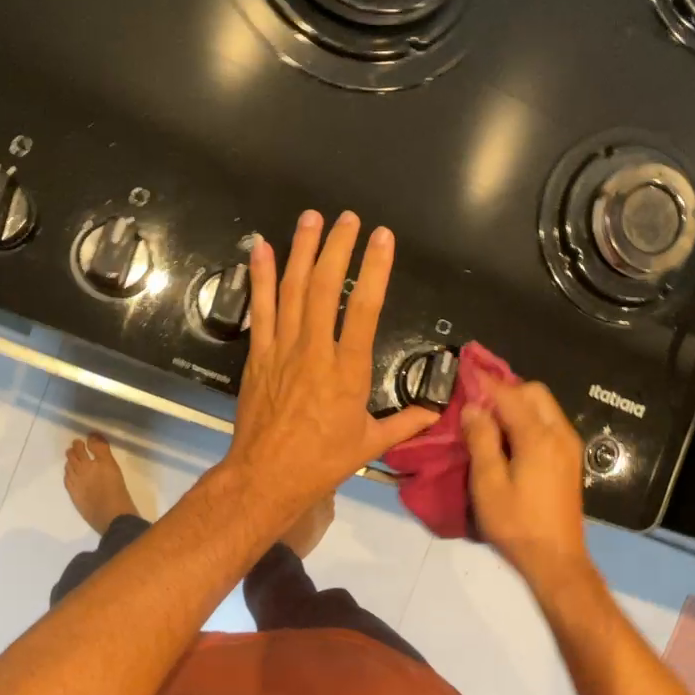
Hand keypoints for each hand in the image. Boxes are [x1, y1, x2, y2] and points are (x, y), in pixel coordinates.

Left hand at [224, 210, 437, 512]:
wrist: (266, 476)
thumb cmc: (322, 462)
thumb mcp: (369, 444)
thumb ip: (404, 423)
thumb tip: (436, 413)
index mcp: (348, 371)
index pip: (364, 309)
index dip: (375, 269)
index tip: (381, 238)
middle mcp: (315, 351)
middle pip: (325, 287)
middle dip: (337, 248)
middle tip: (347, 218)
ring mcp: (282, 349)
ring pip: (292, 289)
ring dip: (302, 250)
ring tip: (311, 218)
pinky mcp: (258, 354)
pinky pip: (260, 308)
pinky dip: (260, 276)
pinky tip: (261, 248)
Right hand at [462, 382, 590, 587]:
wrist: (556, 559)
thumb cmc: (517, 523)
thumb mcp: (488, 483)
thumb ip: (481, 440)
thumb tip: (474, 408)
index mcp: (538, 437)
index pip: (509, 395)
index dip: (485, 382)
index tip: (464, 371)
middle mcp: (559, 434)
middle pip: (534, 393)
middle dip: (506, 390)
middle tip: (476, 403)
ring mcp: (569, 447)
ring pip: (544, 408)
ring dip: (517, 405)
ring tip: (488, 421)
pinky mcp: (569, 460)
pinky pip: (548, 425)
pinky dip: (528, 421)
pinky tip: (508, 439)